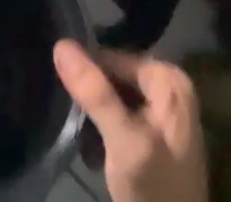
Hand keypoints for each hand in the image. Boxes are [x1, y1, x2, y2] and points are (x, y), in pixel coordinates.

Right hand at [54, 40, 206, 201]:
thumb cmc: (156, 191)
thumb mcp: (125, 142)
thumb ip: (96, 94)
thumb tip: (61, 44)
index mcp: (169, 80)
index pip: (110, 57)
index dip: (86, 76)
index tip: (64, 97)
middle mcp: (169, 86)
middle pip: (111, 74)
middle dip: (90, 97)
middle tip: (74, 121)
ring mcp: (162, 110)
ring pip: (110, 93)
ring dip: (92, 114)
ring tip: (81, 136)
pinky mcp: (153, 131)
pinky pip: (117, 113)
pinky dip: (101, 127)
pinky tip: (92, 147)